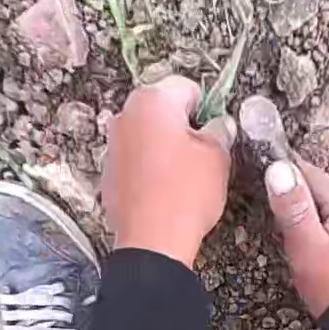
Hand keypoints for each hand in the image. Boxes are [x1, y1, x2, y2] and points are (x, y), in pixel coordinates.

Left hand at [100, 76, 237, 268]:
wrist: (152, 242)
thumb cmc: (186, 193)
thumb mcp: (217, 157)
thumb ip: (220, 131)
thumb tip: (220, 124)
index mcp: (152, 101)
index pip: (188, 87)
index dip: (208, 109)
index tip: (217, 134)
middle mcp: (125, 115)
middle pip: (164, 111)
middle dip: (185, 128)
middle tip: (204, 157)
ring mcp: (113, 145)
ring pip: (149, 137)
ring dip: (167, 149)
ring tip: (185, 179)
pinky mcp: (108, 174)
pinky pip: (137, 161)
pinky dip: (151, 170)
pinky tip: (166, 193)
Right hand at [264, 158, 328, 317]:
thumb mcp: (306, 245)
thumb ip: (293, 207)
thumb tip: (278, 169)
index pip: (309, 174)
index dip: (282, 179)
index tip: (260, 183)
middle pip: (316, 190)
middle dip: (294, 202)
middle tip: (276, 223)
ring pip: (322, 207)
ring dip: (302, 217)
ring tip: (290, 237)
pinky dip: (315, 229)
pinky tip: (305, 245)